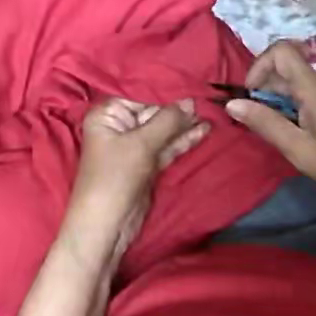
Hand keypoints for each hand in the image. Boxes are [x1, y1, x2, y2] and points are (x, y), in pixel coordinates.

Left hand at [62, 98, 209, 268]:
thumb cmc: (115, 177)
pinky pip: (167, 147)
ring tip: (210, 116)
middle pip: (154, 113)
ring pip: (163, 132)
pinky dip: (182, 141)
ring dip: (185, 126)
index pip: (142, 97)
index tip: (194, 89)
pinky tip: (202, 131)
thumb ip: (168, 121)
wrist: (105, 226)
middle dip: (179, 111)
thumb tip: (191, 102)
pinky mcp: (146, 165)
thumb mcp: (141, 144)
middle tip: (208, 104)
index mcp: (108, 114)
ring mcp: (133, 147)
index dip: (168, 95)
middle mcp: (119, 126)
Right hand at [223, 41, 315, 220]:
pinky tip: (305, 131)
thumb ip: (265, 124)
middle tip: (260, 121)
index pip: (282, 50)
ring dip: (284, 98)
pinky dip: (302, 103)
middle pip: (290, 67)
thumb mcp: (299, 151)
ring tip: (283, 131)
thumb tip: (233, 103)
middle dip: (268, 87)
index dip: (259, 66)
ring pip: (303, 81)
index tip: (251, 96)